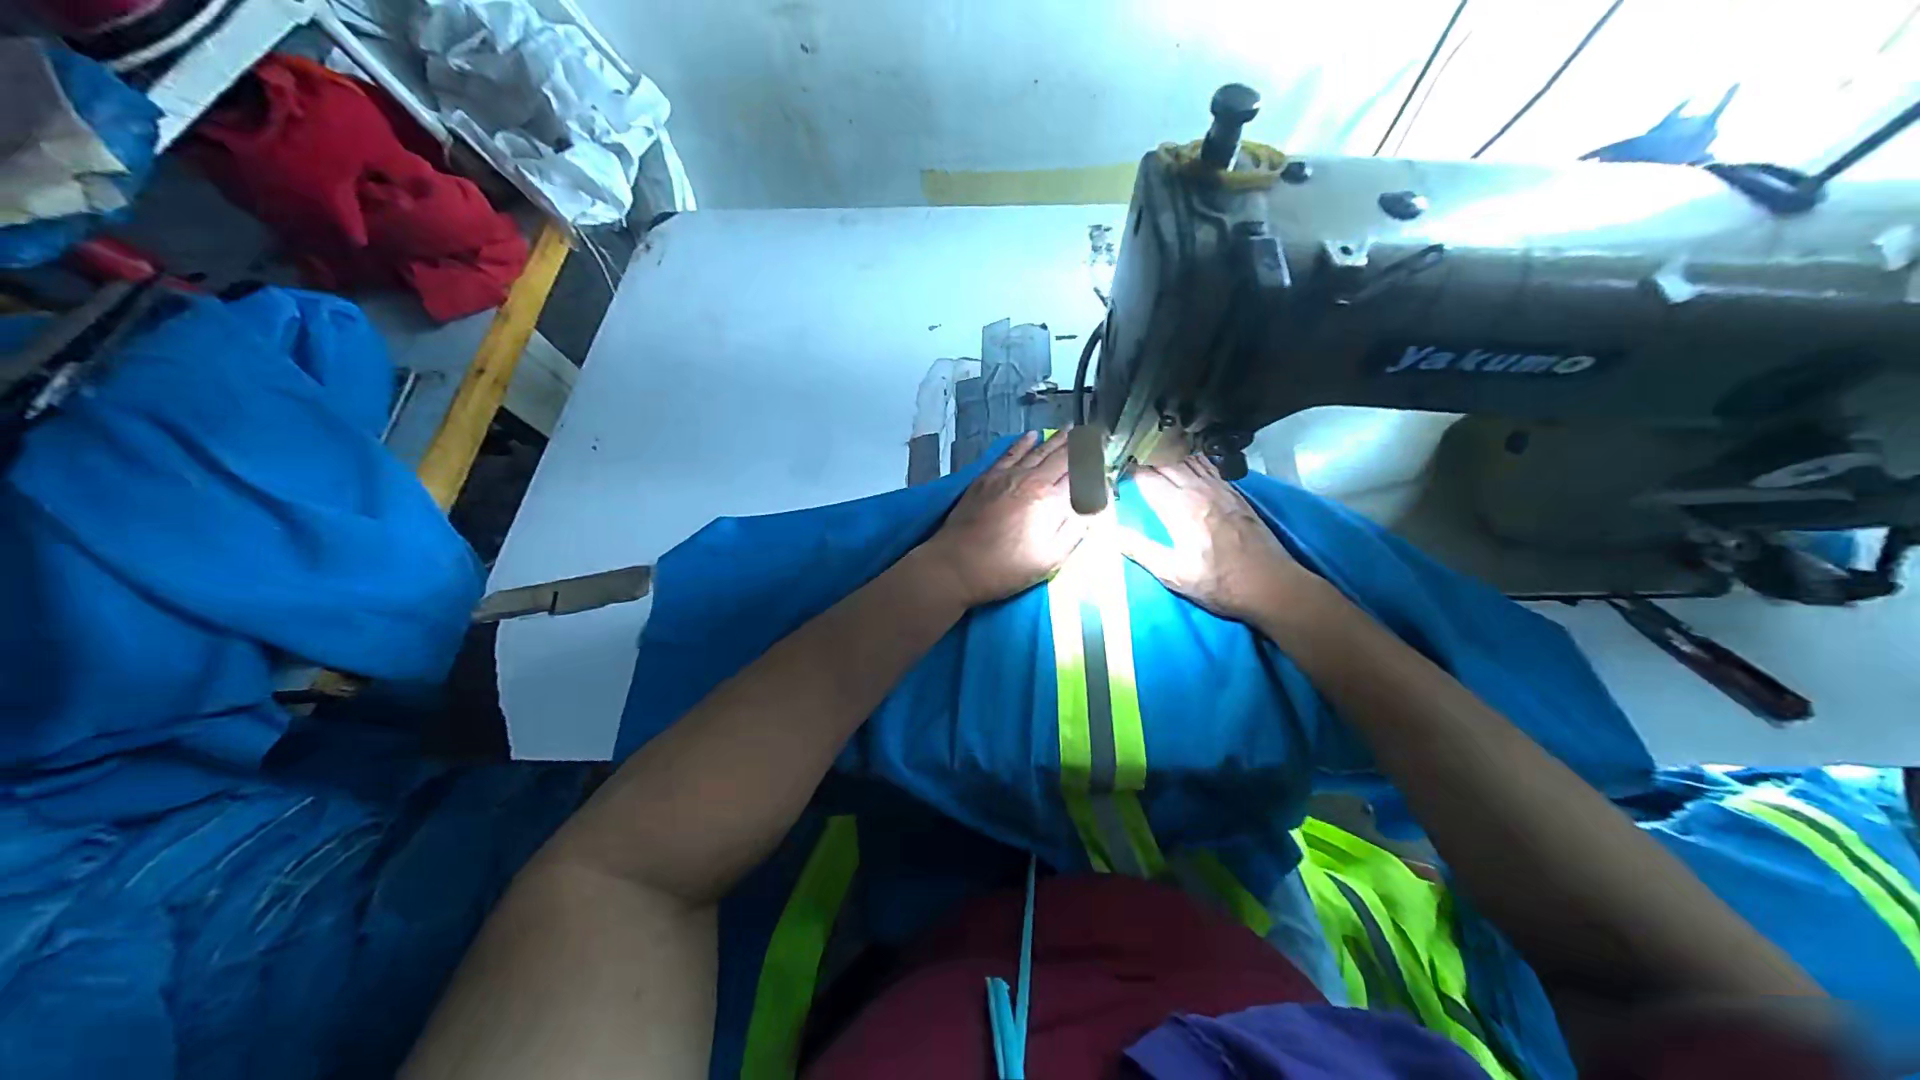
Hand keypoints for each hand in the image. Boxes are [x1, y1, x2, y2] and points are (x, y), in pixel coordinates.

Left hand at [915, 430, 1087, 607]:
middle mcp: (1030, 480)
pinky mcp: (986, 478)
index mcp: (1050, 501)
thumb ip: (1074, 529)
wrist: (954, 565)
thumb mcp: (1049, 559)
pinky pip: (1009, 453)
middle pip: (1061, 456)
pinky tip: (1032, 435)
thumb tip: (1095, 506)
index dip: (1096, 465)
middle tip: (1095, 434)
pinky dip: (1023, 443)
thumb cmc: (1004, 569)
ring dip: (1056, 439)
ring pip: (1037, 450)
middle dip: (1081, 445)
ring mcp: (1006, 476)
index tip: (1108, 455)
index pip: (1081, 475)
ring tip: (1071, 429)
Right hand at [1118, 455, 1316, 622]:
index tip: (1112, 474)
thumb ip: (1140, 550)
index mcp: (1181, 508)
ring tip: (1150, 462)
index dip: (1126, 472)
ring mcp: (1220, 489)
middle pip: (1166, 462)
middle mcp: (1200, 490)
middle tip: (1127, 468)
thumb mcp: (1174, 574)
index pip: (1146, 477)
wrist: (1271, 584)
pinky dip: (1190, 461)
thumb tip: (1110, 533)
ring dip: (1167, 458)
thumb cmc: (1220, 583)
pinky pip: (1208, 466)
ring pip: (1187, 460)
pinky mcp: (1235, 493)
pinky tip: (1185, 466)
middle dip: (1144, 462)